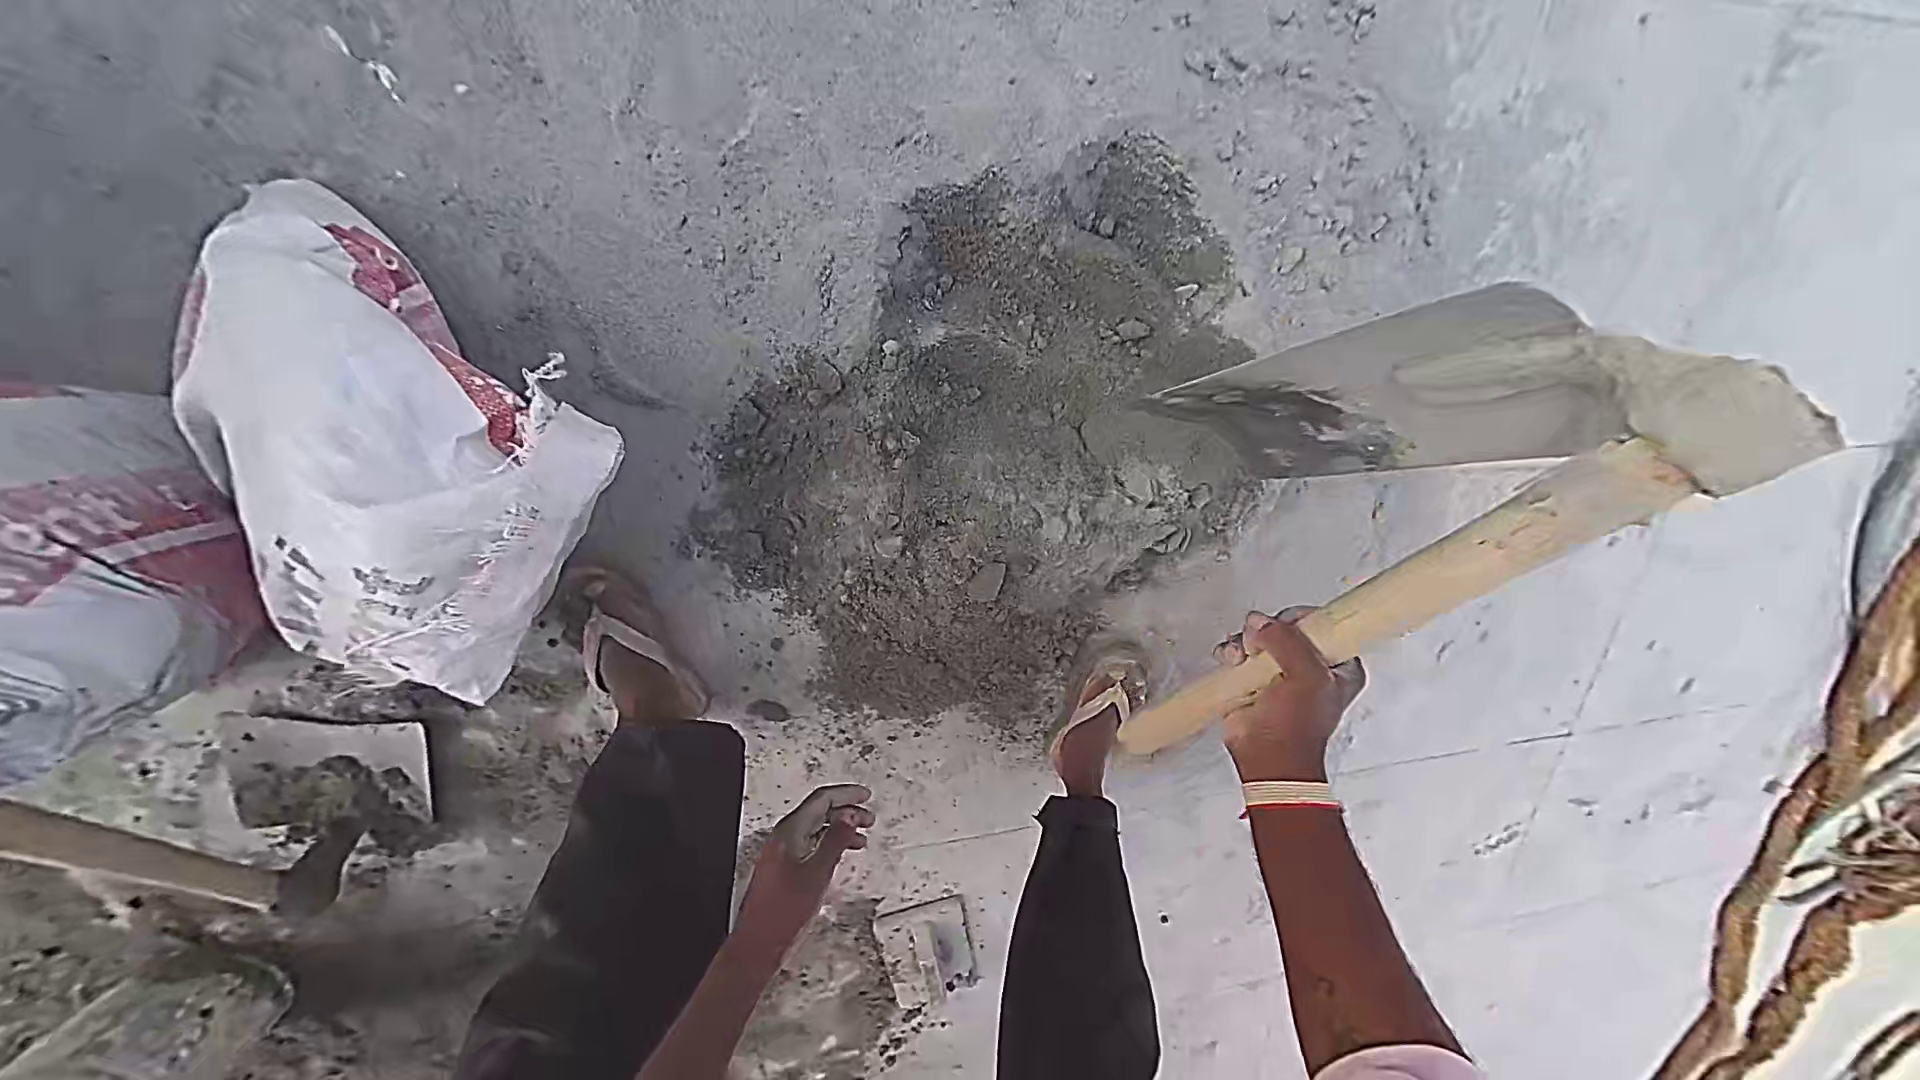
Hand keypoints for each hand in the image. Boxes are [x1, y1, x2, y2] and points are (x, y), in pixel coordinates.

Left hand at [735, 784, 874, 950]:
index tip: (865, 796)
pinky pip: (810, 844)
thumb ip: (835, 841)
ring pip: (816, 828)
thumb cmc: (783, 914)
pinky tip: (841, 854)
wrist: (756, 948)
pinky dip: (830, 843)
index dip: (846, 794)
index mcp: (789, 833)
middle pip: (818, 811)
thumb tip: (850, 815)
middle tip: (868, 818)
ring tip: (861, 837)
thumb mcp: (817, 873)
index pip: (821, 800)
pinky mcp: (783, 869)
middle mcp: (783, 838)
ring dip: (840, 828)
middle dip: (846, 811)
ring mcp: (782, 853)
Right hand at [1212, 608, 1364, 780]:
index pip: (1321, 625)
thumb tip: (1260, 623)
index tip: (1283, 625)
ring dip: (1244, 641)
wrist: (1265, 757)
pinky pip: (1238, 651)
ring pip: (1258, 637)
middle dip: (1265, 630)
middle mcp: (1309, 665)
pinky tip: (1231, 661)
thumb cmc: (1295, 728)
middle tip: (1258, 644)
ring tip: (1241, 656)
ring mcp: (1279, 671)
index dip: (1299, 619)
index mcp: (1337, 665)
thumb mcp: (1307, 677)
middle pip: (1284, 626)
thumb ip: (1288, 642)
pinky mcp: (1252, 679)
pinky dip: (1231, 652)